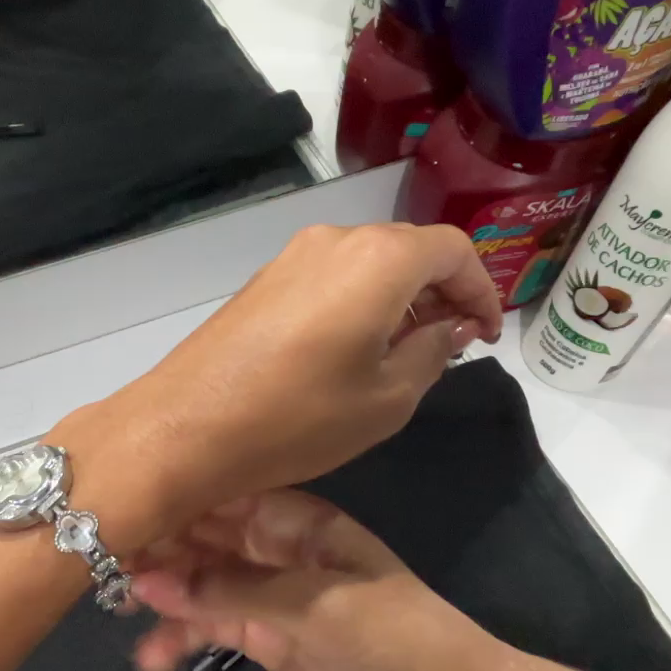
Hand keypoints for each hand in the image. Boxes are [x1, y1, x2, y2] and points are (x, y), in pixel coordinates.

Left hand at [54, 224, 502, 542]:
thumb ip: (434, 350)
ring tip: (405, 353)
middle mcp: (334, 241)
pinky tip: (353, 350)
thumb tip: (448, 325)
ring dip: (397, 299)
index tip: (487, 335)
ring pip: (366, 265)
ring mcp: (290, 258)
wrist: (184, 428)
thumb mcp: (387, 398)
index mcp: (378, 259)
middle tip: (451, 345)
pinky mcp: (261, 282)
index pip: (454, 251)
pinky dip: (357, 303)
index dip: (482, 289)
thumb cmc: (297, 419)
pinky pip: (329, 280)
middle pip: (409, 250)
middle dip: (440, 293)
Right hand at [128, 490, 559, 670]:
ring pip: (205, 586)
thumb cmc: (396, 638)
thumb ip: (233, 591)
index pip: (224, 500)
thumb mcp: (315, 607)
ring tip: (121, 616)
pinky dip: (187, 639)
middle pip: (207, 541)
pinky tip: (153, 658)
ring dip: (167, 599)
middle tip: (105, 571)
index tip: (119, 520)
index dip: (174, 507)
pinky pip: (218, 630)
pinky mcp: (271, 641)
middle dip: (161, 554)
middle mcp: (279, 551)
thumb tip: (152, 580)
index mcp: (299, 522)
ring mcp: (273, 597)